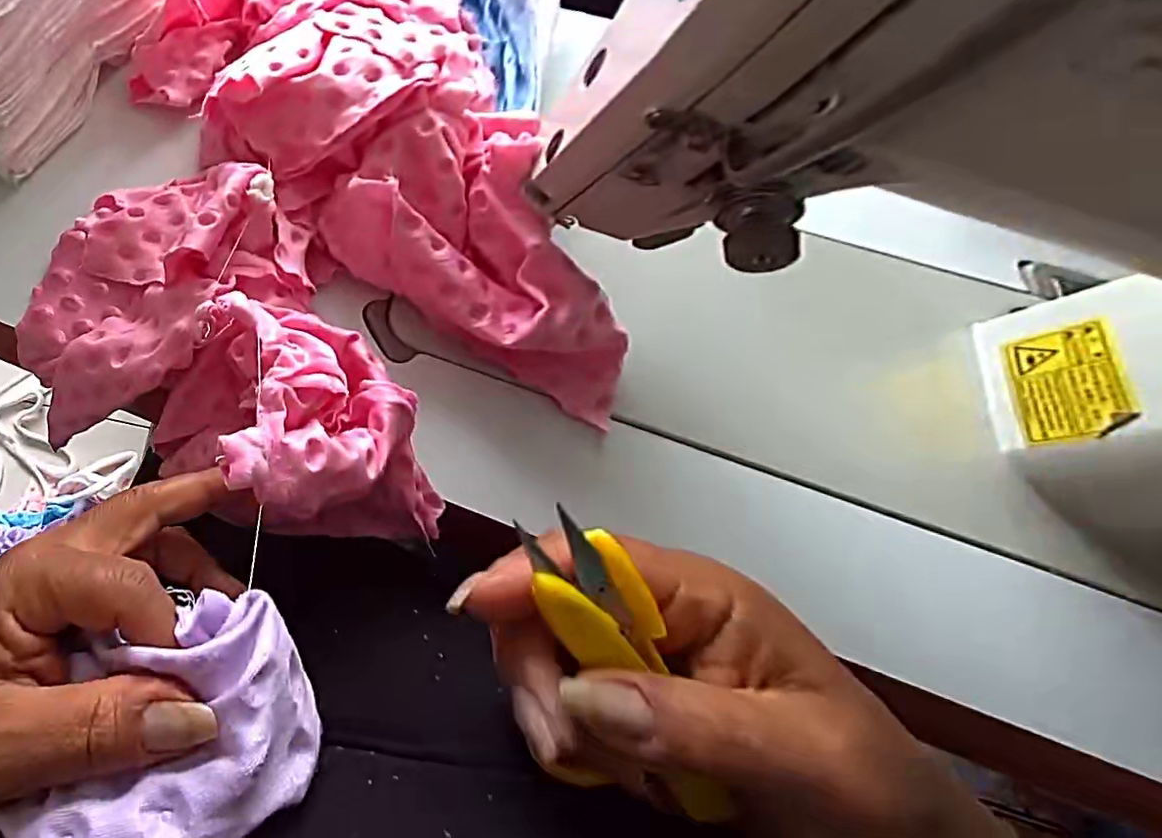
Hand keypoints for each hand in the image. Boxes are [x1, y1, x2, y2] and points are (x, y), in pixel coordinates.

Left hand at [0, 469, 242, 836]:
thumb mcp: (11, 745)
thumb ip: (104, 726)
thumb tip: (198, 714)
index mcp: (35, 576)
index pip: (125, 584)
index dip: (167, 632)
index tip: (188, 691)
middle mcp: (52, 557)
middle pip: (133, 514)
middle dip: (188, 499)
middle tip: (238, 491)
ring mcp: (58, 572)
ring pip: (134, 536)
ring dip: (185, 548)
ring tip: (227, 593)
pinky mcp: (63, 597)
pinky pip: (127, 570)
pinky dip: (167, 577)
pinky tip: (186, 610)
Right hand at [453, 532, 1005, 837]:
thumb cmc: (873, 792)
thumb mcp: (804, 759)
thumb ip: (694, 721)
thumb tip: (578, 694)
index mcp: (694, 594)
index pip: (589, 556)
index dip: (526, 570)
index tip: (476, 608)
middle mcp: (648, 611)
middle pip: (546, 604)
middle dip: (533, 664)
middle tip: (555, 741)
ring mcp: (628, 653)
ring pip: (540, 650)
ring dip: (548, 708)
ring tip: (586, 767)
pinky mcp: (617, 695)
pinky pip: (557, 698)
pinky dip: (563, 734)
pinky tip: (600, 767)